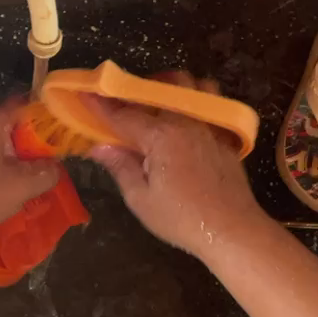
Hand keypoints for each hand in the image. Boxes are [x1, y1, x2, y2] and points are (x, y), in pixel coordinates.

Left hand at [0, 98, 61, 231]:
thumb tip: (54, 167)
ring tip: (29, 169)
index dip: (44, 114)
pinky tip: (4, 179)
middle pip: (10, 122)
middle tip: (48, 154)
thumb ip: (47, 172)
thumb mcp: (23, 185)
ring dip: (13, 151)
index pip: (24, 103)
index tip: (59, 129)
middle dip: (31, 137)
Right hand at [86, 72, 271, 258]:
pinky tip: (187, 126)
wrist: (232, 230)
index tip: (85, 93)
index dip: (102, 105)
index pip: (125, 115)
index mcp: (162, 136)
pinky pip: (213, 107)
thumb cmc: (182, 219)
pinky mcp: (226, 139)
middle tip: (126, 104)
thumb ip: (120, 167)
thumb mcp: (141, 199)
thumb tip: (99, 147)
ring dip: (176, 89)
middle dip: (142, 89)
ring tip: (161, 106)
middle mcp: (187, 123)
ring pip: (197, 87)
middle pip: (166, 86)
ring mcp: (211, 128)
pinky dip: (197, 106)